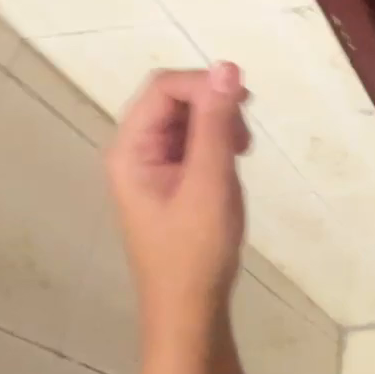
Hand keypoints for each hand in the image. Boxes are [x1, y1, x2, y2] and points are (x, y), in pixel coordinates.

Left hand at [105, 62, 250, 342]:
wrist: (191, 307)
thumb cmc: (195, 248)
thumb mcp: (210, 179)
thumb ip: (216, 122)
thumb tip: (227, 66)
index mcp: (131, 149)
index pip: (164, 87)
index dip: (204, 83)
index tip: (244, 102)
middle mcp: (136, 150)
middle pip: (174, 96)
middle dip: (214, 102)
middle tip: (244, 134)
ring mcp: (154, 163)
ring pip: (188, 114)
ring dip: (220, 120)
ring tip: (242, 150)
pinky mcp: (172, 176)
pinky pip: (195, 136)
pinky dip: (219, 137)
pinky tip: (234, 159)